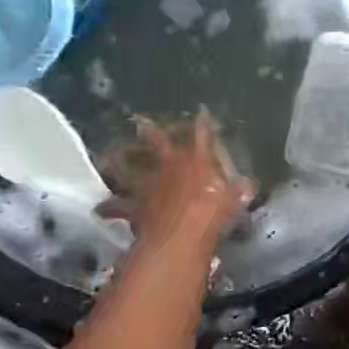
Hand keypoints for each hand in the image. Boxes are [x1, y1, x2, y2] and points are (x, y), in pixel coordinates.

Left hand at [98, 108, 254, 249]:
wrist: (180, 237)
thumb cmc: (212, 216)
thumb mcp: (235, 202)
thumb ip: (240, 191)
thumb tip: (249, 185)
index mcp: (197, 161)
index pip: (203, 136)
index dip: (203, 123)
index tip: (202, 111)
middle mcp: (170, 165)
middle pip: (157, 143)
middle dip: (150, 132)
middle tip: (139, 120)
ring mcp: (147, 184)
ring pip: (128, 169)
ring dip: (117, 163)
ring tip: (107, 158)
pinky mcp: (132, 205)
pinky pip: (116, 205)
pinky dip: (108, 207)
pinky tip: (99, 208)